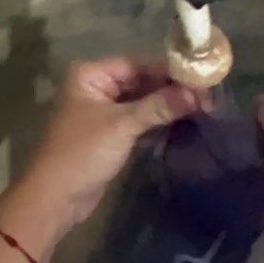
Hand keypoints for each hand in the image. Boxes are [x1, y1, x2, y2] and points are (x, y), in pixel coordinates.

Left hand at [5, 58, 203, 239]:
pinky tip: (183, 121)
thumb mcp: (122, 126)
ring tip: (203, 108)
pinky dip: (158, 120)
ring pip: (141, 101)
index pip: (137, 64)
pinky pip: (138, 119)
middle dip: (171, 88)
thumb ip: (159, 107)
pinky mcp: (110, 134)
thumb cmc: (83, 153)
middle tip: (208, 96)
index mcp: (91, 75)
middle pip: (140, 81)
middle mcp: (96, 87)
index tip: (201, 76)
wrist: (56, 198)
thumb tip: (197, 93)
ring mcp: (103, 111)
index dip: (168, 70)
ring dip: (167, 105)